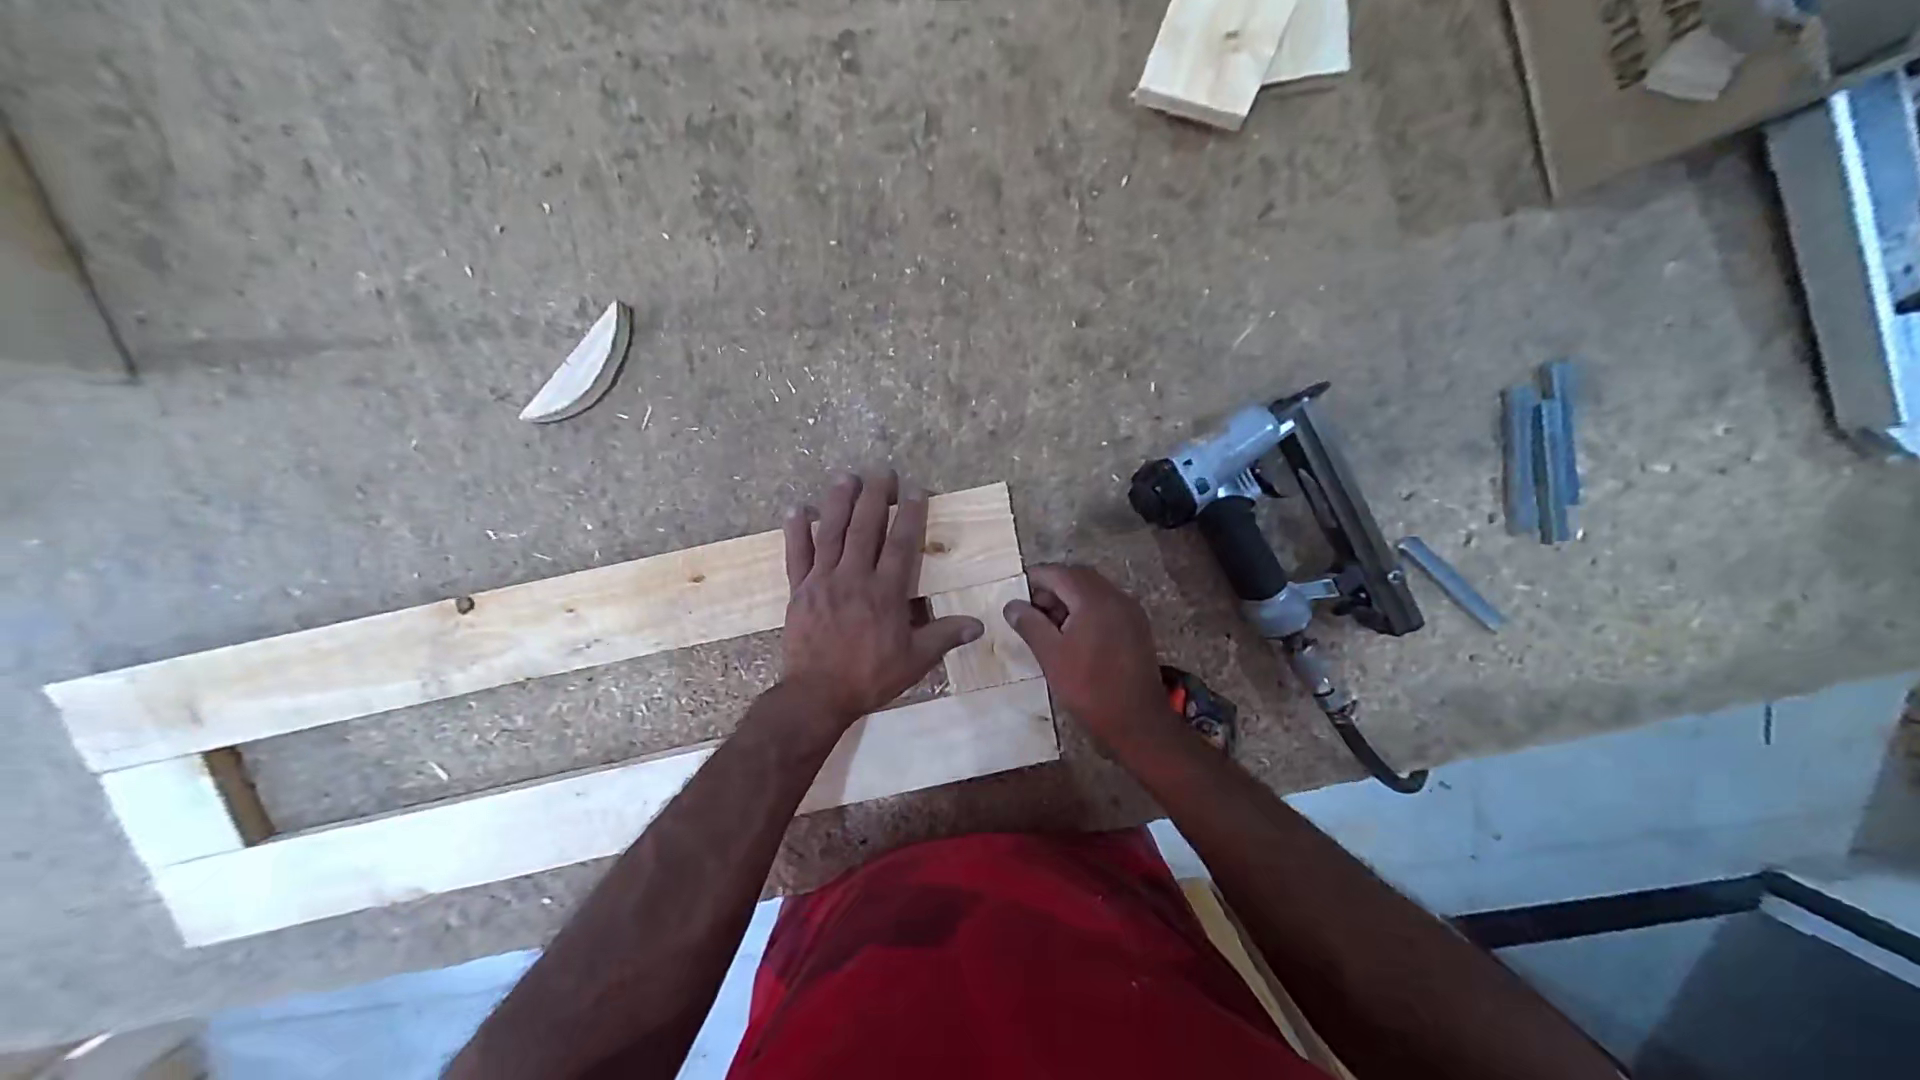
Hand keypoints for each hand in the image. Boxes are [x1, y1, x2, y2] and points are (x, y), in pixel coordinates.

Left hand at [778, 471, 984, 724]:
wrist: (817, 694)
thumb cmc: (870, 677)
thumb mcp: (915, 661)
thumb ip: (944, 636)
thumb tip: (979, 625)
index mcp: (885, 592)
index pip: (901, 544)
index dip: (910, 514)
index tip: (915, 490)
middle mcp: (854, 577)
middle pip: (865, 528)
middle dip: (875, 497)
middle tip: (881, 471)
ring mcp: (823, 581)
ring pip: (831, 533)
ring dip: (839, 502)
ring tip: (846, 477)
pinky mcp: (799, 590)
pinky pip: (796, 555)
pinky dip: (796, 531)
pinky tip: (797, 508)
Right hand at [1003, 563, 1172, 744]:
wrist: (1137, 721)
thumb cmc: (1089, 687)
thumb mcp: (1051, 655)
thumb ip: (1030, 624)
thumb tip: (1012, 605)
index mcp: (1094, 599)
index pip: (1059, 573)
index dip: (1034, 580)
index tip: (1016, 595)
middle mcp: (1116, 597)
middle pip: (1078, 579)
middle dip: (1051, 589)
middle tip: (1030, 611)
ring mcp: (1130, 612)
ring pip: (1093, 592)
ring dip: (1069, 601)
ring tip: (1048, 627)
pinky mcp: (1137, 628)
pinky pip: (1107, 607)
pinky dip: (1086, 612)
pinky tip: (1073, 637)